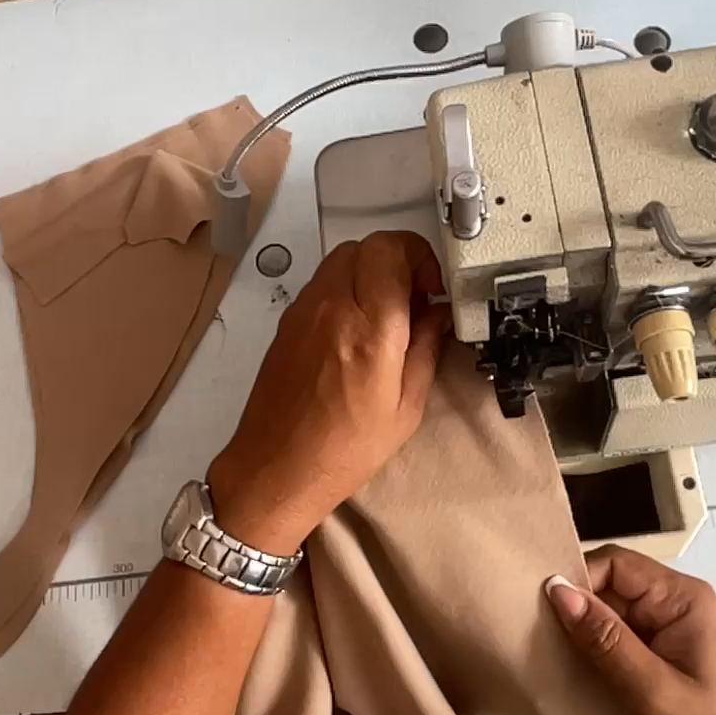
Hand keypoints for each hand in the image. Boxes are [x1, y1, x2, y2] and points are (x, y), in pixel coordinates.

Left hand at [207, 231, 450, 554]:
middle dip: (400, 260)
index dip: (420, 257)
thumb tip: (439, 314)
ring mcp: (304, 311)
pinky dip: (349, 287)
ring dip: (373, 272)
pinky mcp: (288, 320)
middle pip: (368, 245)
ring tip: (389, 313)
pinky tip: (360, 326)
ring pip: (343, 257)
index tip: (433, 289)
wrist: (276, 469)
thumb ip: (427, 349)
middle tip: (416, 298)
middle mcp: (331, 309)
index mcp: (368, 330)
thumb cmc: (342, 450)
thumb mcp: (406, 408)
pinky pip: (324, 281)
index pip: (391, 250)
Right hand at [545, 546, 715, 714]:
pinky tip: (578, 664)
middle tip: (541, 632)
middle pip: (612, 582)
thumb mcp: (651, 689)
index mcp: (681, 596)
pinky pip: (620, 631)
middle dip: (578, 605)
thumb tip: (557, 589)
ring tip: (553, 649)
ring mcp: (670, 622)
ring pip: (612, 607)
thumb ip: (604, 638)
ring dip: (584, 628)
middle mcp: (675, 598)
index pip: (616, 563)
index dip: (579, 579)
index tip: (543, 608)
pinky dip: (598, 645)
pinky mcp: (663, 645)